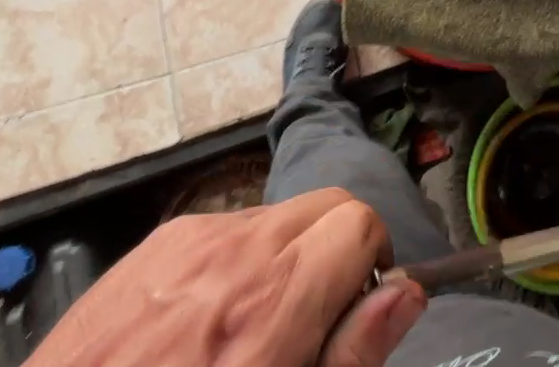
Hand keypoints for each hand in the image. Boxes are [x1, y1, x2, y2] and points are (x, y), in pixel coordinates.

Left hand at [28, 188, 427, 366]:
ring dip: (286, 255)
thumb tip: (406, 290)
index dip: (369, 268)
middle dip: (336, 251)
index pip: (361, 222)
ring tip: (245, 331)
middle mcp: (236, 248)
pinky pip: (226, 229)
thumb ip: (353, 353)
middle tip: (308, 323)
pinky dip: (237, 259)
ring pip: (279, 215)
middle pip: (327, 205)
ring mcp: (189, 239)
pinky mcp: (152, 244)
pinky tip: (200, 322)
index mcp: (275, 296)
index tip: (348, 316)